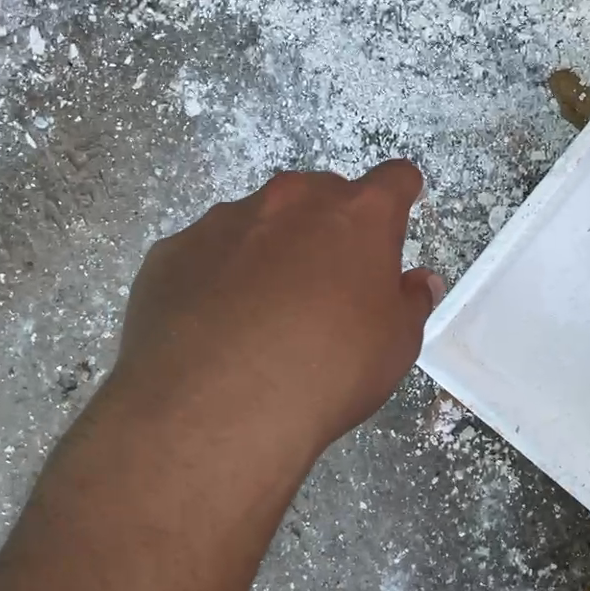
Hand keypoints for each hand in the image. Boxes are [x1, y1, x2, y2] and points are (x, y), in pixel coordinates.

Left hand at [109, 160, 440, 453]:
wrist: (213, 411)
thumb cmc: (328, 370)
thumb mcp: (397, 344)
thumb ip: (411, 302)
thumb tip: (417, 282)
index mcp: (359, 213)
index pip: (395, 179)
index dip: (401, 196)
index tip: (397, 218)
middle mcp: (294, 200)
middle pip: (323, 195)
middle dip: (331, 227)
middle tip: (328, 284)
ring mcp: (226, 220)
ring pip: (261, 221)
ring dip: (271, 249)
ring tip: (262, 313)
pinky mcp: (172, 251)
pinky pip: (207, 253)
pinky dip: (218, 276)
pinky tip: (215, 327)